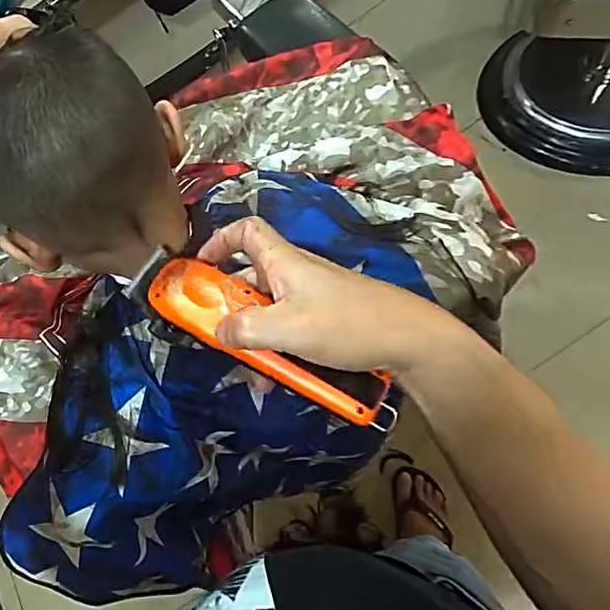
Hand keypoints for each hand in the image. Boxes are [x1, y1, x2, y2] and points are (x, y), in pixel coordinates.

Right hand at [195, 217, 468, 374]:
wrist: (409, 339)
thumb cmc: (347, 324)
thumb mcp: (288, 328)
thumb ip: (247, 329)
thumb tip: (218, 332)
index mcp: (283, 262)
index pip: (245, 231)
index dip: (219, 242)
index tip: (201, 269)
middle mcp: (295, 274)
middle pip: (250, 279)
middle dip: (233, 310)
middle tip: (223, 339)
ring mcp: (312, 297)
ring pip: (269, 311)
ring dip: (258, 340)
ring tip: (260, 375)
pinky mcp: (326, 319)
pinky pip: (291, 329)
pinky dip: (281, 349)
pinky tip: (284, 378)